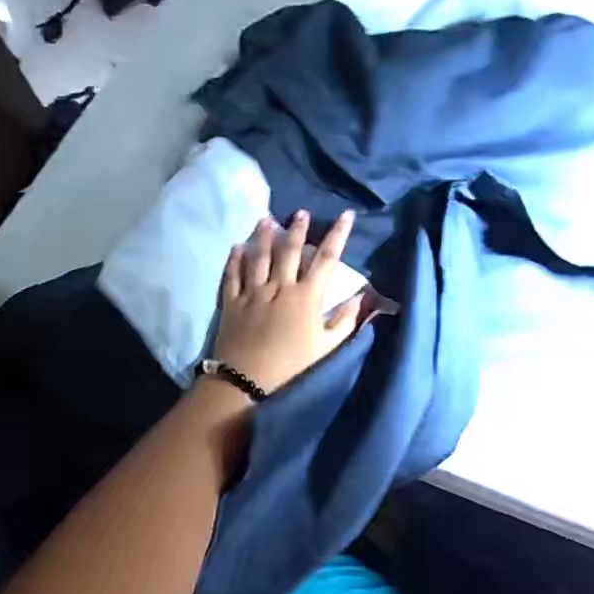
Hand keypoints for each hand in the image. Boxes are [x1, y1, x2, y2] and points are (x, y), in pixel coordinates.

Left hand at [213, 210, 365, 393]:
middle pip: (290, 250)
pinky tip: (236, 247)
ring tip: (267, 219)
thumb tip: (361, 296)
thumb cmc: (292, 366)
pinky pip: (232, 275)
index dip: (338, 234)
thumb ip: (345, 320)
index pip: (326, 259)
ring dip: (263, 236)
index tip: (346, 214)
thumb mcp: (327, 348)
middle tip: (301, 212)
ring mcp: (253, 292)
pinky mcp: (231, 302)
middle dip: (298, 228)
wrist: (248, 380)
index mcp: (307, 297)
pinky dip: (234, 259)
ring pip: (259, 256)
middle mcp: (280, 287)